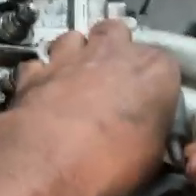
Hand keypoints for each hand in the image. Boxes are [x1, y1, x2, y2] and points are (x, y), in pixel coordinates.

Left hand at [5, 19, 181, 195]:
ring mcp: (68, 57)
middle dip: (111, 48)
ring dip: (73, 54)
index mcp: (155, 68)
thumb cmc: (113, 162)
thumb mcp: (152, 155)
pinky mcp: (33, 72)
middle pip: (114, 33)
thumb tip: (144, 133)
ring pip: (72, 39)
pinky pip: (37, 65)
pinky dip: (39, 76)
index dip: (150, 81)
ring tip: (72, 80)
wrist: (49, 163)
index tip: (143, 99)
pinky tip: (39, 93)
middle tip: (107, 77)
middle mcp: (112, 52)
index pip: (162, 64)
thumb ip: (151, 129)